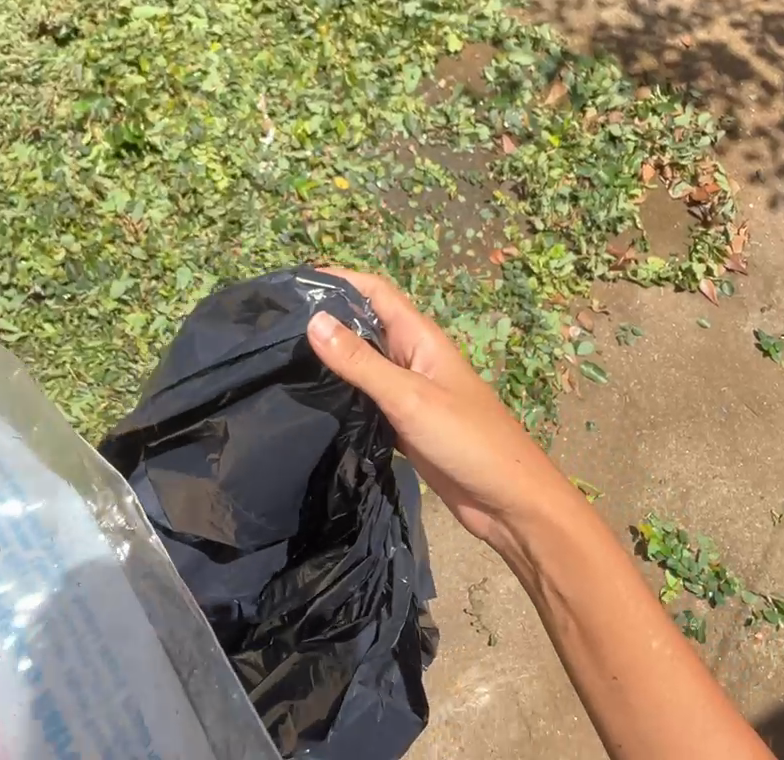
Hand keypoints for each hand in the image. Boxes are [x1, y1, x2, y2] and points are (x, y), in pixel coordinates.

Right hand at [307, 268, 579, 553]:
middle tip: (274, 323)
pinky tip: (311, 400)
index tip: (294, 281)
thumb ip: (360, 362)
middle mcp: (411, 356)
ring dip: (330, 357)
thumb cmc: (467, 440)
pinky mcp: (402, 423)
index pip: (375, 292)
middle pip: (364, 324)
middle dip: (326, 316)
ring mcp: (408, 391)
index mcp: (419, 337)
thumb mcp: (409, 397)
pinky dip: (341, 394)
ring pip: (362, 363)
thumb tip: (313, 321)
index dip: (338, 279)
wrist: (508, 503)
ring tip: (281, 357)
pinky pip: (365, 398)